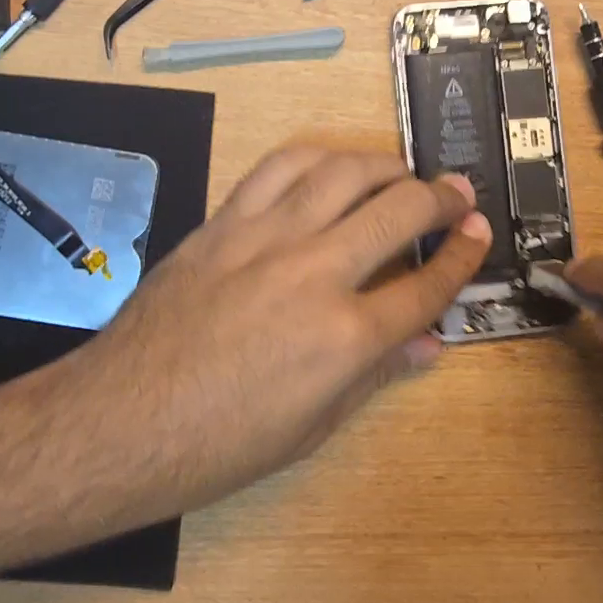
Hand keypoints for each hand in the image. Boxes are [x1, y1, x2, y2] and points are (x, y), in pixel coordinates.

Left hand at [48, 146, 490, 518]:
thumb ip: (374, 374)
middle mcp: (314, 273)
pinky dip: (317, 158)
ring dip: (385, 165)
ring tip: (402, 173)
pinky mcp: (222, 223)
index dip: (464, 256)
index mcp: (345, 337)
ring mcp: (264, 239)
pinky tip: (330, 167)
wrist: (122, 420)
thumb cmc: (220, 444)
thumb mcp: (311, 427)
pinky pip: (278, 168)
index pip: (426, 285)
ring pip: (341, 172)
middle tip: (457, 194)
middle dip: (441, 197)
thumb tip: (427, 343)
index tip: (480, 234)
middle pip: (398, 211)